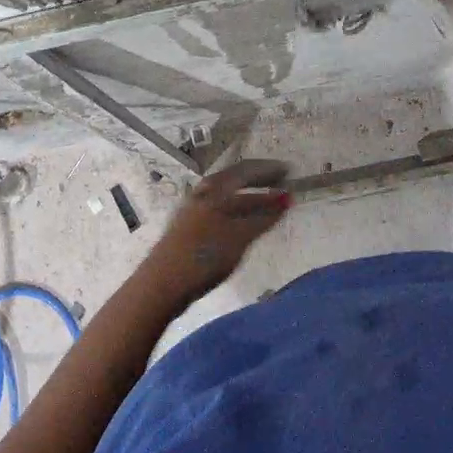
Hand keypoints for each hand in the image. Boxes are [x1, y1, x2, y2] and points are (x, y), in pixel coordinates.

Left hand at [136, 159, 290, 304]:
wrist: (163, 282)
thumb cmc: (204, 256)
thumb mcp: (239, 237)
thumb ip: (263, 217)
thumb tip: (286, 198)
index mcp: (214, 189)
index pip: (245, 170)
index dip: (269, 170)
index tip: (289, 171)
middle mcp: (203, 192)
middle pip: (235, 180)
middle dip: (260, 181)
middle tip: (282, 185)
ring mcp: (194, 208)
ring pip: (227, 196)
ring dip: (250, 198)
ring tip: (269, 205)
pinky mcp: (190, 226)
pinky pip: (221, 209)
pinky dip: (238, 211)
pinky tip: (245, 223)